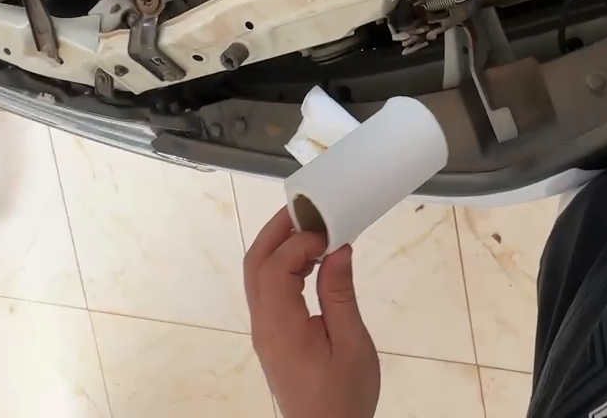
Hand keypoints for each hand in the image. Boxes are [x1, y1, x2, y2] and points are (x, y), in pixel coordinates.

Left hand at [244, 208, 379, 417]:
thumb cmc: (344, 397)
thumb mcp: (351, 345)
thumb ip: (340, 294)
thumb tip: (337, 246)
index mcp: (280, 327)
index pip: (275, 267)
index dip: (299, 241)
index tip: (332, 235)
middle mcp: (264, 325)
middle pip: (255, 264)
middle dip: (278, 229)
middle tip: (310, 210)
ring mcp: (265, 331)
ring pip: (257, 274)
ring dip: (280, 244)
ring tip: (315, 230)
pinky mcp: (273, 335)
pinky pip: (268, 288)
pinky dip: (284, 263)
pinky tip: (313, 261)